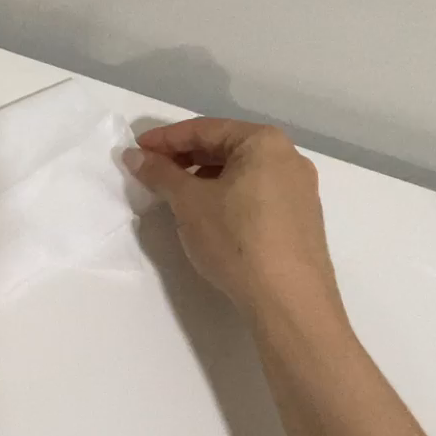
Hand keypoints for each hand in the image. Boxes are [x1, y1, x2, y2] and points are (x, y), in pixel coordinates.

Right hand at [123, 118, 341, 320]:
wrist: (290, 305)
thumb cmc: (237, 239)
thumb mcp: (188, 202)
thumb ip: (160, 173)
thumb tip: (134, 155)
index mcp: (264, 142)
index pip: (204, 130)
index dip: (164, 139)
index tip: (136, 150)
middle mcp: (288, 157)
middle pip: (224, 147)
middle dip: (184, 158)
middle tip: (152, 171)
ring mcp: (300, 190)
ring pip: (240, 172)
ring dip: (203, 178)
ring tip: (175, 195)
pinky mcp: (302, 220)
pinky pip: (255, 194)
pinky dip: (226, 195)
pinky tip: (207, 215)